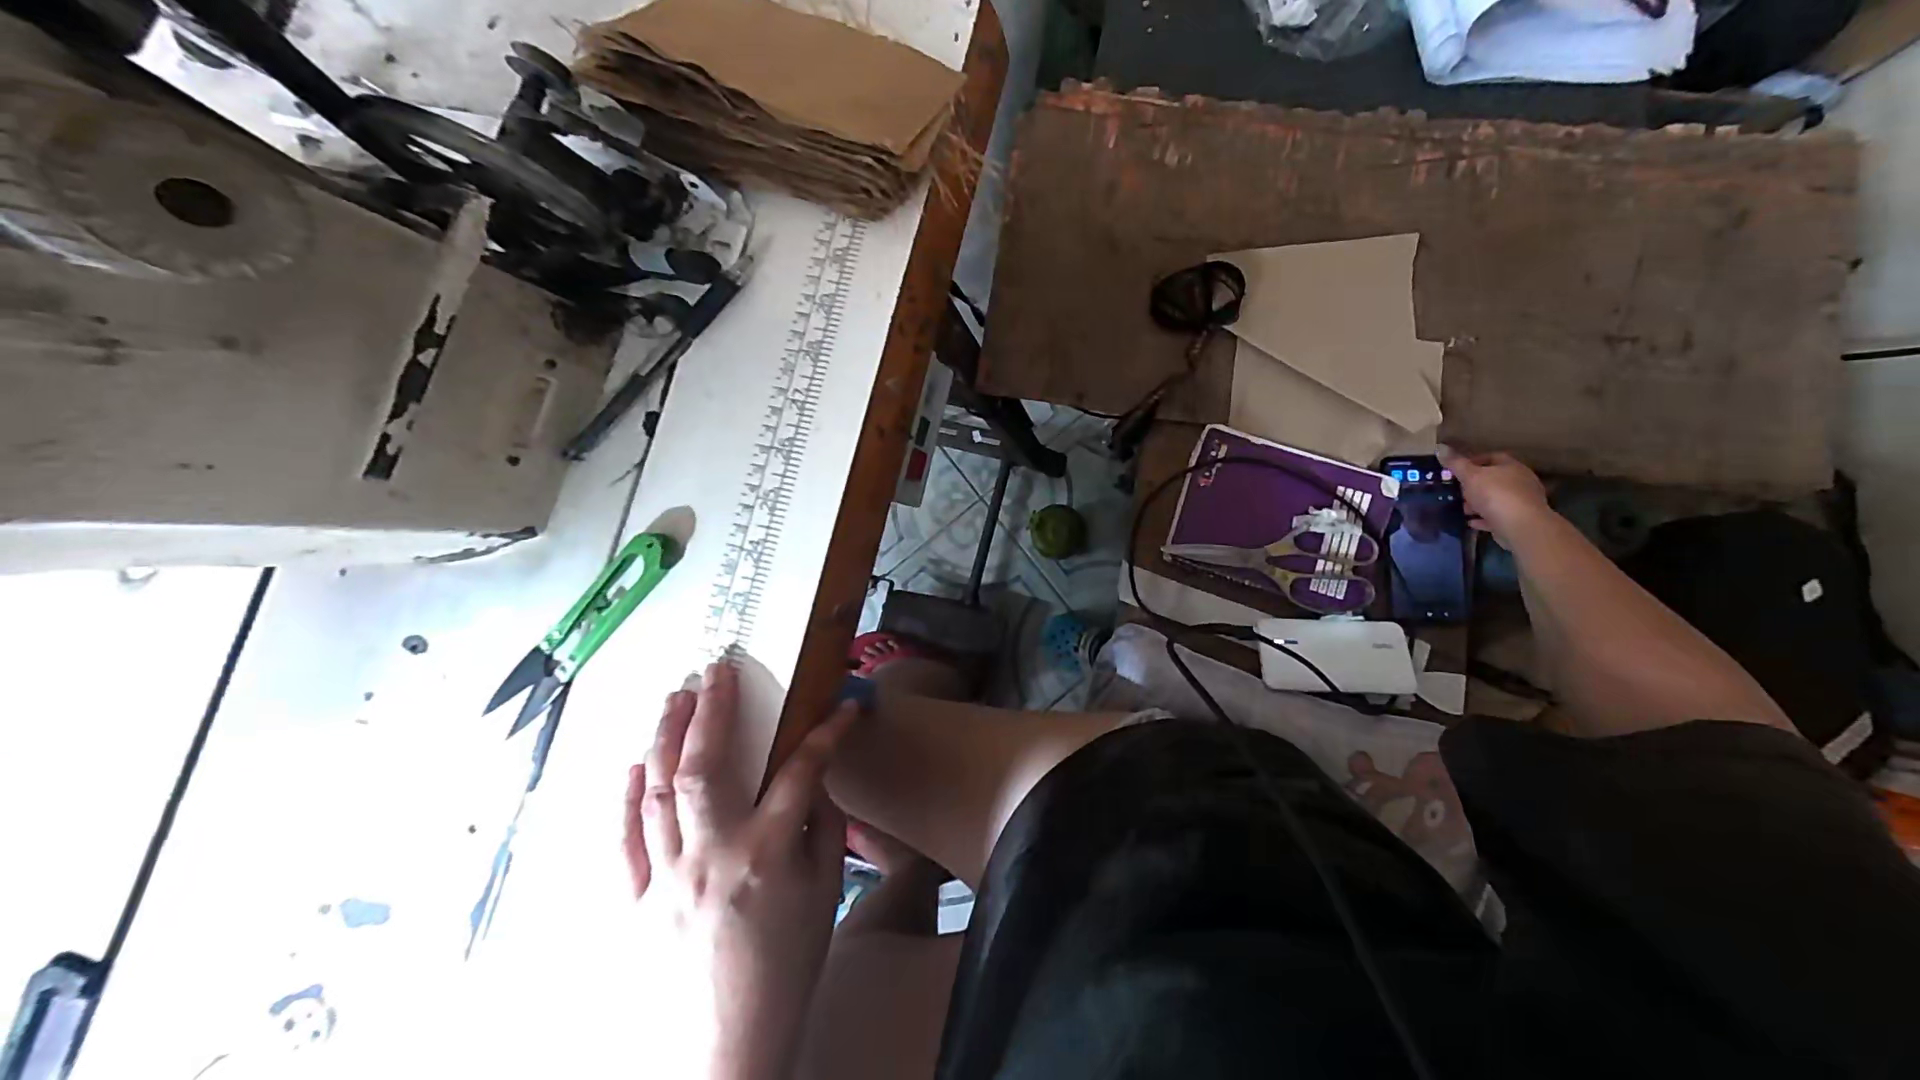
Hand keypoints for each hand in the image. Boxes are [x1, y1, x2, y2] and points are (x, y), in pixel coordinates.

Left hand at [625, 662, 857, 1079]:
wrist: (729, 1045)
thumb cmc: (787, 970)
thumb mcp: (824, 897)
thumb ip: (821, 830)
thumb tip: (812, 781)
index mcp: (768, 855)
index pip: (801, 772)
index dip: (826, 734)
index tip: (841, 708)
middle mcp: (712, 855)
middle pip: (705, 766)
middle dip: (712, 709)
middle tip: (718, 670)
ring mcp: (668, 876)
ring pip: (659, 792)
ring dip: (667, 736)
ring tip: (677, 697)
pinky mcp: (640, 899)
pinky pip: (626, 840)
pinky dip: (628, 798)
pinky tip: (634, 766)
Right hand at [1436, 446, 1551, 545]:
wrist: (1520, 525)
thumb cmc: (1495, 494)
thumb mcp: (1470, 476)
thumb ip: (1455, 463)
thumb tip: (1440, 447)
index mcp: (1511, 467)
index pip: (1493, 457)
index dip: (1474, 460)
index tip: (1456, 469)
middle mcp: (1520, 481)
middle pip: (1494, 479)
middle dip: (1474, 484)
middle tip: (1457, 490)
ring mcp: (1521, 501)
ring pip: (1495, 498)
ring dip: (1478, 503)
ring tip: (1462, 508)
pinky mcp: (1518, 519)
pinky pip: (1497, 516)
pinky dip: (1484, 517)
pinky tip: (1471, 522)